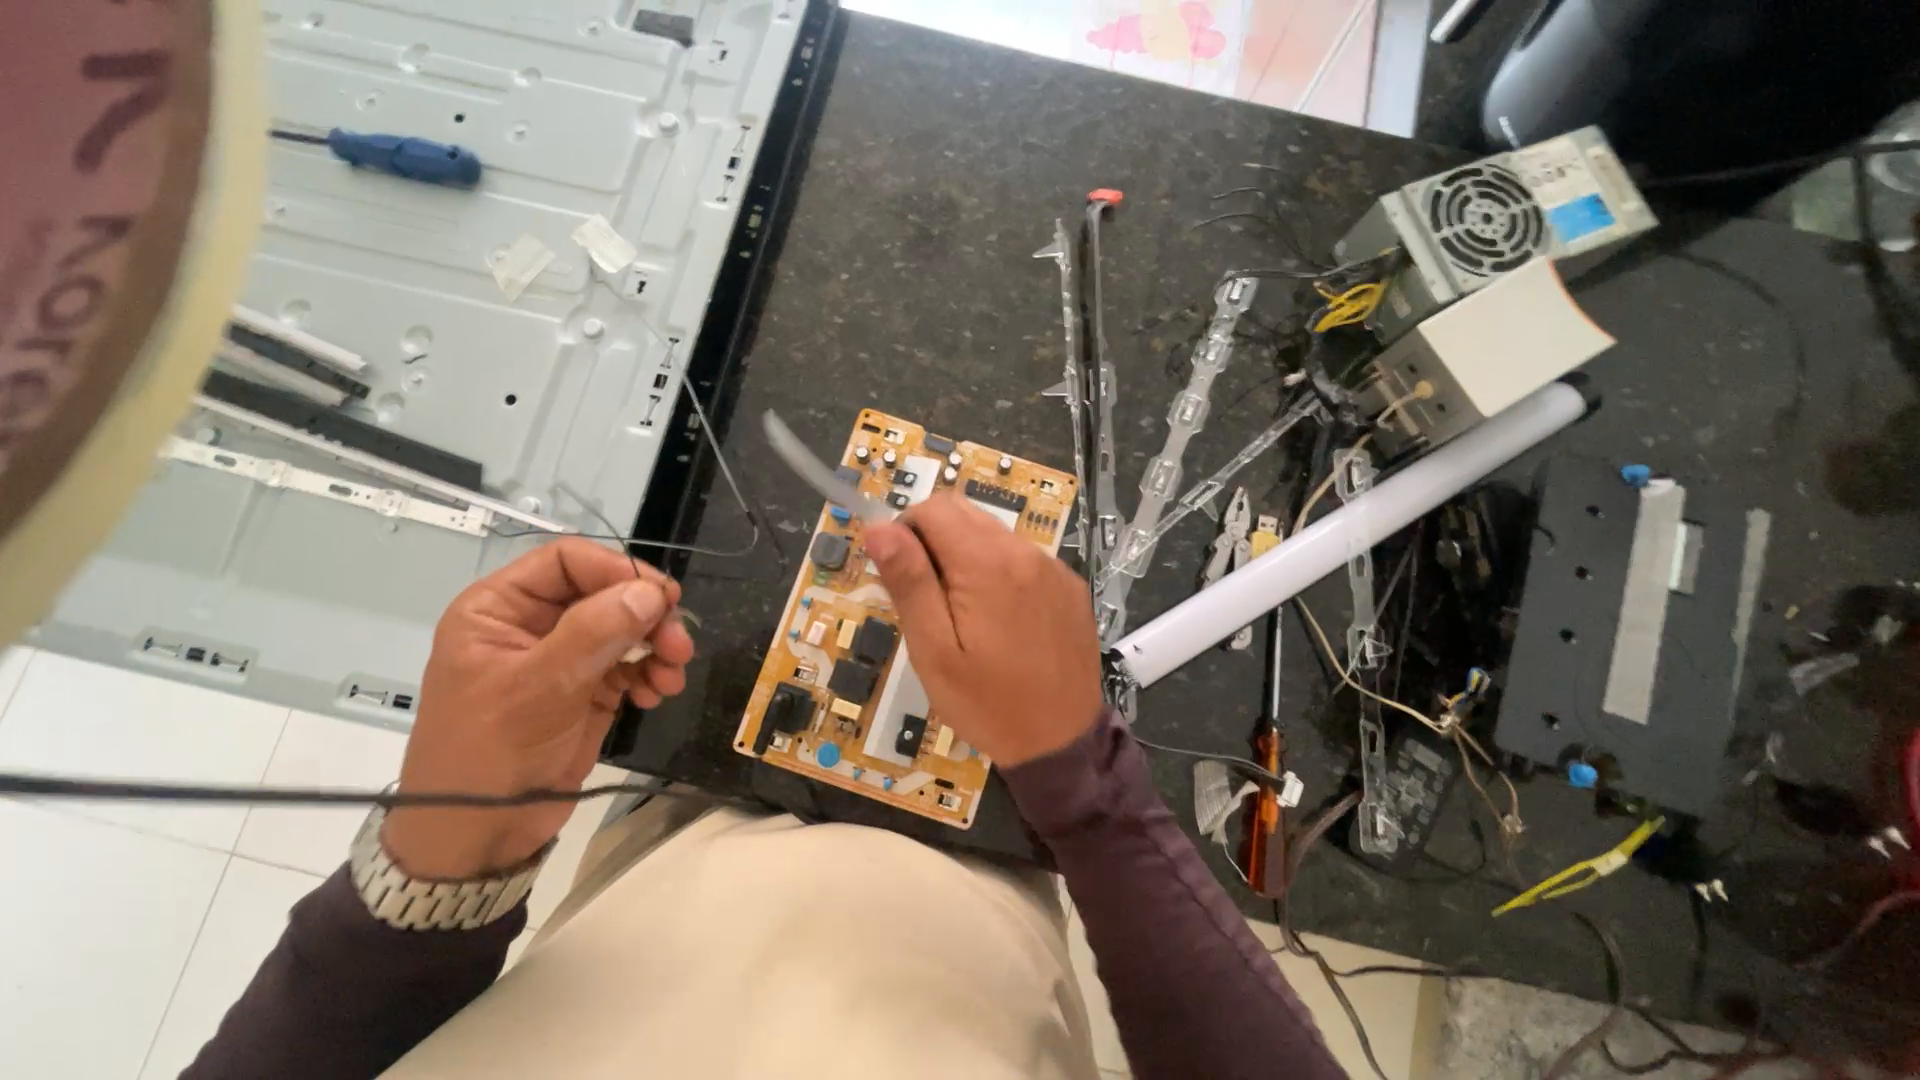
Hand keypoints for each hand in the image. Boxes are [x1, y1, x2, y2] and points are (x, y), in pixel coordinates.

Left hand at [382, 538, 695, 879]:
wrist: (477, 838)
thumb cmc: (488, 753)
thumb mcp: (538, 688)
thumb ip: (593, 633)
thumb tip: (651, 592)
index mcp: (500, 609)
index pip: (568, 562)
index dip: (617, 571)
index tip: (661, 597)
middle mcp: (533, 625)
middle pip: (605, 593)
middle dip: (647, 615)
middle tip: (679, 645)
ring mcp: (563, 659)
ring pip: (625, 628)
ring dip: (657, 647)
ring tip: (673, 676)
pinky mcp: (587, 691)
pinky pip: (630, 665)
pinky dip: (651, 674)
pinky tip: (658, 694)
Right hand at [864, 494, 1103, 765]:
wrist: (1061, 742)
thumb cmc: (987, 703)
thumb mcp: (933, 651)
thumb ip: (909, 582)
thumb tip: (879, 527)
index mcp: (987, 564)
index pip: (934, 508)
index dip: (906, 532)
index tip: (903, 577)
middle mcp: (1025, 552)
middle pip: (964, 513)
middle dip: (934, 542)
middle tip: (929, 600)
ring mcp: (1053, 567)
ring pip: (993, 534)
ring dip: (967, 557)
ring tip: (964, 616)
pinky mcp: (1069, 586)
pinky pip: (1023, 558)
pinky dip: (1000, 573)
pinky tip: (1000, 622)